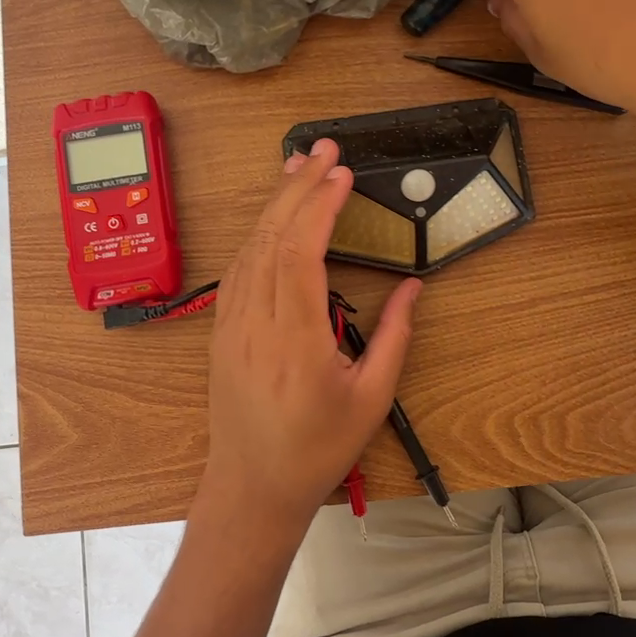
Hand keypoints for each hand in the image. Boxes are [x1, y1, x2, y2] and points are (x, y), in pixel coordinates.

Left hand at [202, 138, 422, 528]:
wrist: (252, 487)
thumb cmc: (316, 449)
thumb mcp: (371, 399)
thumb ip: (395, 337)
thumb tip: (414, 288)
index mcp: (294, 338)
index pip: (300, 251)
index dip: (320, 205)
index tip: (341, 173)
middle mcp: (255, 322)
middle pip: (270, 236)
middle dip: (298, 186)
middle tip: (323, 149)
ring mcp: (231, 324)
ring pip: (249, 247)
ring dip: (275, 203)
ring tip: (299, 167)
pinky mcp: (221, 330)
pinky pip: (238, 268)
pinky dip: (258, 234)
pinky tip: (274, 218)